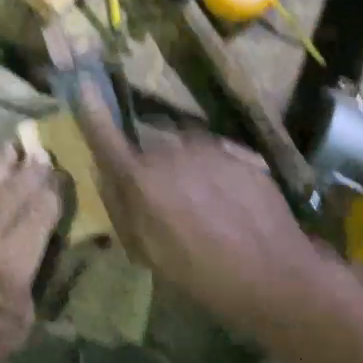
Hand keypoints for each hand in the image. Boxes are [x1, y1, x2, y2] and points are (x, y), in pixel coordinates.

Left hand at [0, 144, 60, 362]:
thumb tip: (52, 228)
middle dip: (29, 173)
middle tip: (41, 153)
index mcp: (11, 267)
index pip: (37, 215)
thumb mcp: (30, 311)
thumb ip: (40, 266)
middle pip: (10, 196)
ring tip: (13, 147)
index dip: (51, 192)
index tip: (61, 174)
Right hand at [71, 81, 331, 337]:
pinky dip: (209, 170)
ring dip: (179, 162)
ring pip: (181, 145)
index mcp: (141, 176)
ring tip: (196, 200)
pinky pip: (212, 155)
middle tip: (157, 193)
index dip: (91, 109)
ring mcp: (210, 148)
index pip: (104, 134)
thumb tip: (103, 171)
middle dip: (145, 157)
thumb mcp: (146, 250)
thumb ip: (119, 205)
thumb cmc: (202, 273)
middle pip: (147, 140)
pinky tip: (225, 203)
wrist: (279, 277)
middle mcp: (171, 150)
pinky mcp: (241, 154)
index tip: (82, 85)